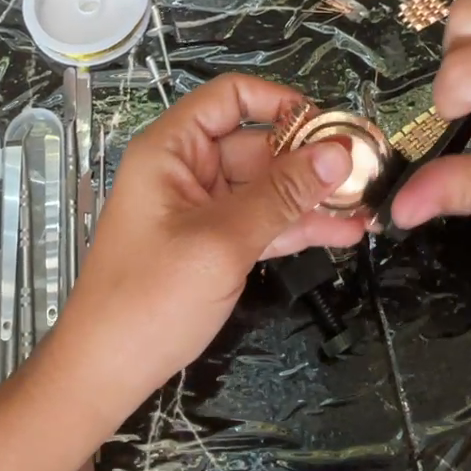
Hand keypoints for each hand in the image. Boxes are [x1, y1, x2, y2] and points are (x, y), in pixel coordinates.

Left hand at [50, 74, 366, 405]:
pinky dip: (296, 225)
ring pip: (265, 186)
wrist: (105, 372)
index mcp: (171, 148)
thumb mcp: (222, 240)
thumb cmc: (152, 296)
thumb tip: (338, 152)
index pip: (229, 97)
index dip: (278, 102)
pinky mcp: (213, 242)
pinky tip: (342, 232)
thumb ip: (282, 195)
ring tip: (365, 203)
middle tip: (364, 171)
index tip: (326, 124)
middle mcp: (186, 168)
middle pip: (255, 143)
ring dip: (311, 196)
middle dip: (308, 158)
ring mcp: (200, 207)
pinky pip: (261, 220)